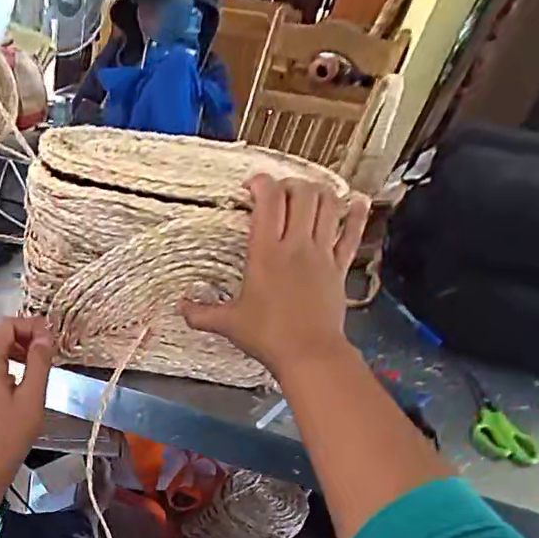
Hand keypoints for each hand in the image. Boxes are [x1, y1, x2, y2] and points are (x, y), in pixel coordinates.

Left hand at [0, 316, 54, 504]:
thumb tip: (45, 338)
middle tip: (44, 343)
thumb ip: (39, 362)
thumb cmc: (9, 435)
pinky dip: (8, 359)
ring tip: (38, 358)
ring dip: (15, 345)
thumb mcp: (32, 397)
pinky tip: (26, 373)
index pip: (5, 326)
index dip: (29, 325)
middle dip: (21, 332)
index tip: (49, 336)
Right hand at [178, 175, 370, 377]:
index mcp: (266, 254)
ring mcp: (321, 255)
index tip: (252, 186)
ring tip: (308, 194)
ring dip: (320, 192)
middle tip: (279, 192)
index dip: (261, 183)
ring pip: (329, 205)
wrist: (309, 354)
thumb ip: (202, 314)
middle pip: (302, 193)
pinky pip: (352, 234)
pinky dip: (357, 215)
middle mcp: (296, 247)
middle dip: (290, 184)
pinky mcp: (339, 268)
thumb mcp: (229, 324)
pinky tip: (358, 202)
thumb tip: (181, 308)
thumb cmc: (269, 337)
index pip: (268, 200)